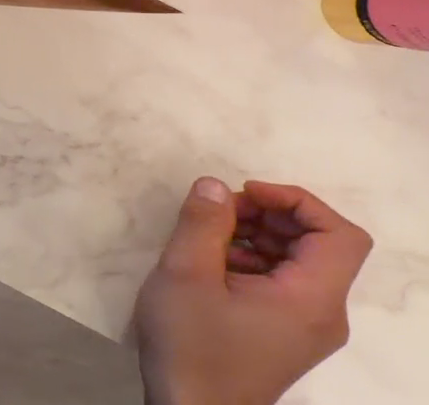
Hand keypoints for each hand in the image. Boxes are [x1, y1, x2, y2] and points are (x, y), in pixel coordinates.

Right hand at [135, 177, 371, 404]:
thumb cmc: (191, 339)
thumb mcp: (183, 273)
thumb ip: (201, 224)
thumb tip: (215, 185)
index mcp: (311, 298)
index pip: (340, 235)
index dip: (296, 201)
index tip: (242, 192)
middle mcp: (324, 311)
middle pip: (319, 245)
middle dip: (267, 215)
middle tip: (212, 211)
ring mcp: (306, 324)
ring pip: (297, 261)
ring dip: (254, 235)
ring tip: (203, 236)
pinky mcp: (285, 331)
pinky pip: (282, 281)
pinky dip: (250, 259)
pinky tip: (209, 263)